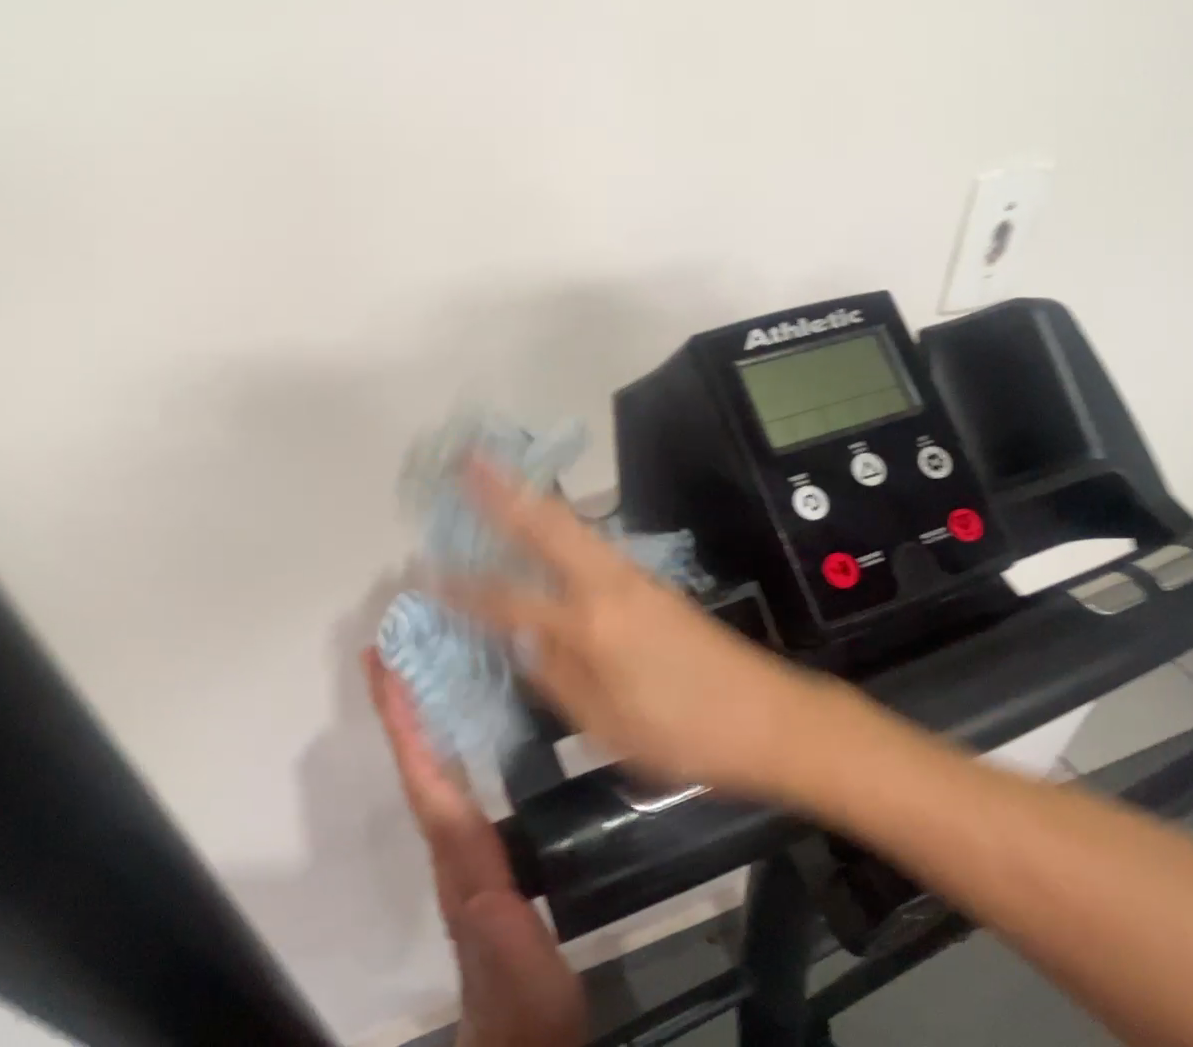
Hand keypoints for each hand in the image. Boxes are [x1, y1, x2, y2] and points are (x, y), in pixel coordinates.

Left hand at [365, 649, 584, 1046]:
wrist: (522, 1037)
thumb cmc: (524, 1004)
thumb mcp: (524, 973)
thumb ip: (504, 934)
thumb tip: (488, 887)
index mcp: (463, 860)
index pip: (428, 781)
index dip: (408, 725)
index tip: (387, 670)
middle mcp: (452, 847)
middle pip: (418, 766)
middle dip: (401, 709)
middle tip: (390, 652)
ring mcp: (463, 852)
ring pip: (433, 772)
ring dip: (419, 722)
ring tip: (421, 673)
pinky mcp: (481, 858)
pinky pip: (455, 786)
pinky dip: (447, 750)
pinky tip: (462, 730)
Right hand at [441, 461, 836, 794]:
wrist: (770, 718)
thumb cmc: (684, 734)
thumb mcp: (606, 724)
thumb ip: (556, 676)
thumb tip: (518, 640)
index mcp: (588, 625)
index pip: (507, 601)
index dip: (462, 588)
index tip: (422, 571)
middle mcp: (608, 587)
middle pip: (547, 527)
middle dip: (502, 490)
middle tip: (466, 457)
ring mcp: (636, 579)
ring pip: (573, 529)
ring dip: (532, 502)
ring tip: (498, 480)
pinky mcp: (654, 586)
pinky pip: (593, 546)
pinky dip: (561, 529)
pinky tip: (550, 533)